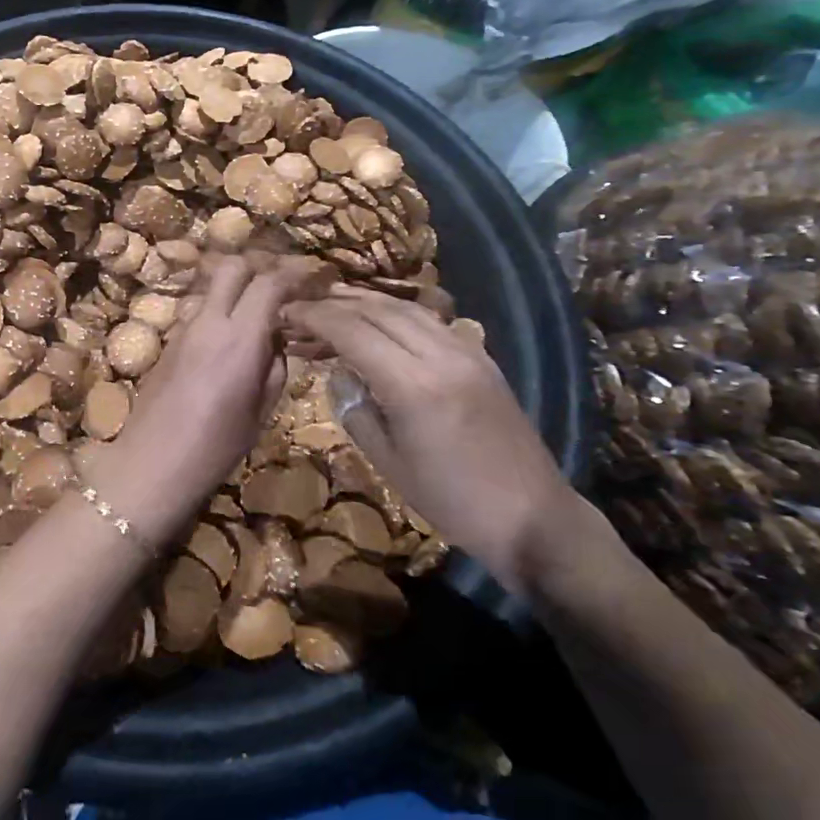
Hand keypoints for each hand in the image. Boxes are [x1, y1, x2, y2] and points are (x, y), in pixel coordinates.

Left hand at [89, 257, 311, 544]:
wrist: (152, 462)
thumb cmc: (215, 446)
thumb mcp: (261, 411)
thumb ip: (275, 366)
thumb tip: (277, 340)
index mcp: (239, 339)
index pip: (269, 283)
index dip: (295, 273)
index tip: (313, 276)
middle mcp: (209, 323)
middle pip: (232, 266)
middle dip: (259, 266)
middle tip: (281, 286)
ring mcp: (182, 329)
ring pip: (212, 287)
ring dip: (236, 290)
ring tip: (257, 317)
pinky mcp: (167, 341)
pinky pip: (199, 312)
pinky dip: (219, 312)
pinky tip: (229, 341)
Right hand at [283, 287, 578, 593]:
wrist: (532, 517)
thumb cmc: (450, 500)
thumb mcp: (387, 462)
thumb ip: (355, 410)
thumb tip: (338, 374)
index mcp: (412, 386)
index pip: (352, 331)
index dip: (315, 317)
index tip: (287, 312)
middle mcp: (441, 357)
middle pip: (379, 310)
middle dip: (335, 304)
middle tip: (302, 308)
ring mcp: (468, 354)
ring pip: (408, 308)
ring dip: (366, 302)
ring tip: (333, 304)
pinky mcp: (483, 360)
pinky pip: (432, 322)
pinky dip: (397, 313)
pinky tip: (380, 321)